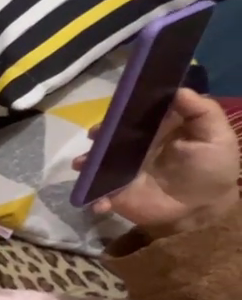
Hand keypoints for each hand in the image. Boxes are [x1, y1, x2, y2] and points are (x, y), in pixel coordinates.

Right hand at [78, 89, 239, 236]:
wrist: (199, 209)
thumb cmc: (210, 169)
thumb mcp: (217, 137)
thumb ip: (201, 113)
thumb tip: (177, 91)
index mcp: (158, 133)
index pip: (140, 115)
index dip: (128, 108)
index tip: (119, 104)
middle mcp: (135, 148)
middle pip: (112, 136)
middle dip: (100, 133)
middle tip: (96, 134)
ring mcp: (119, 170)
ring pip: (95, 161)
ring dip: (85, 161)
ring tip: (82, 164)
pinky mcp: (109, 190)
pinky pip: (93, 190)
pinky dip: (91, 195)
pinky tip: (101, 199)